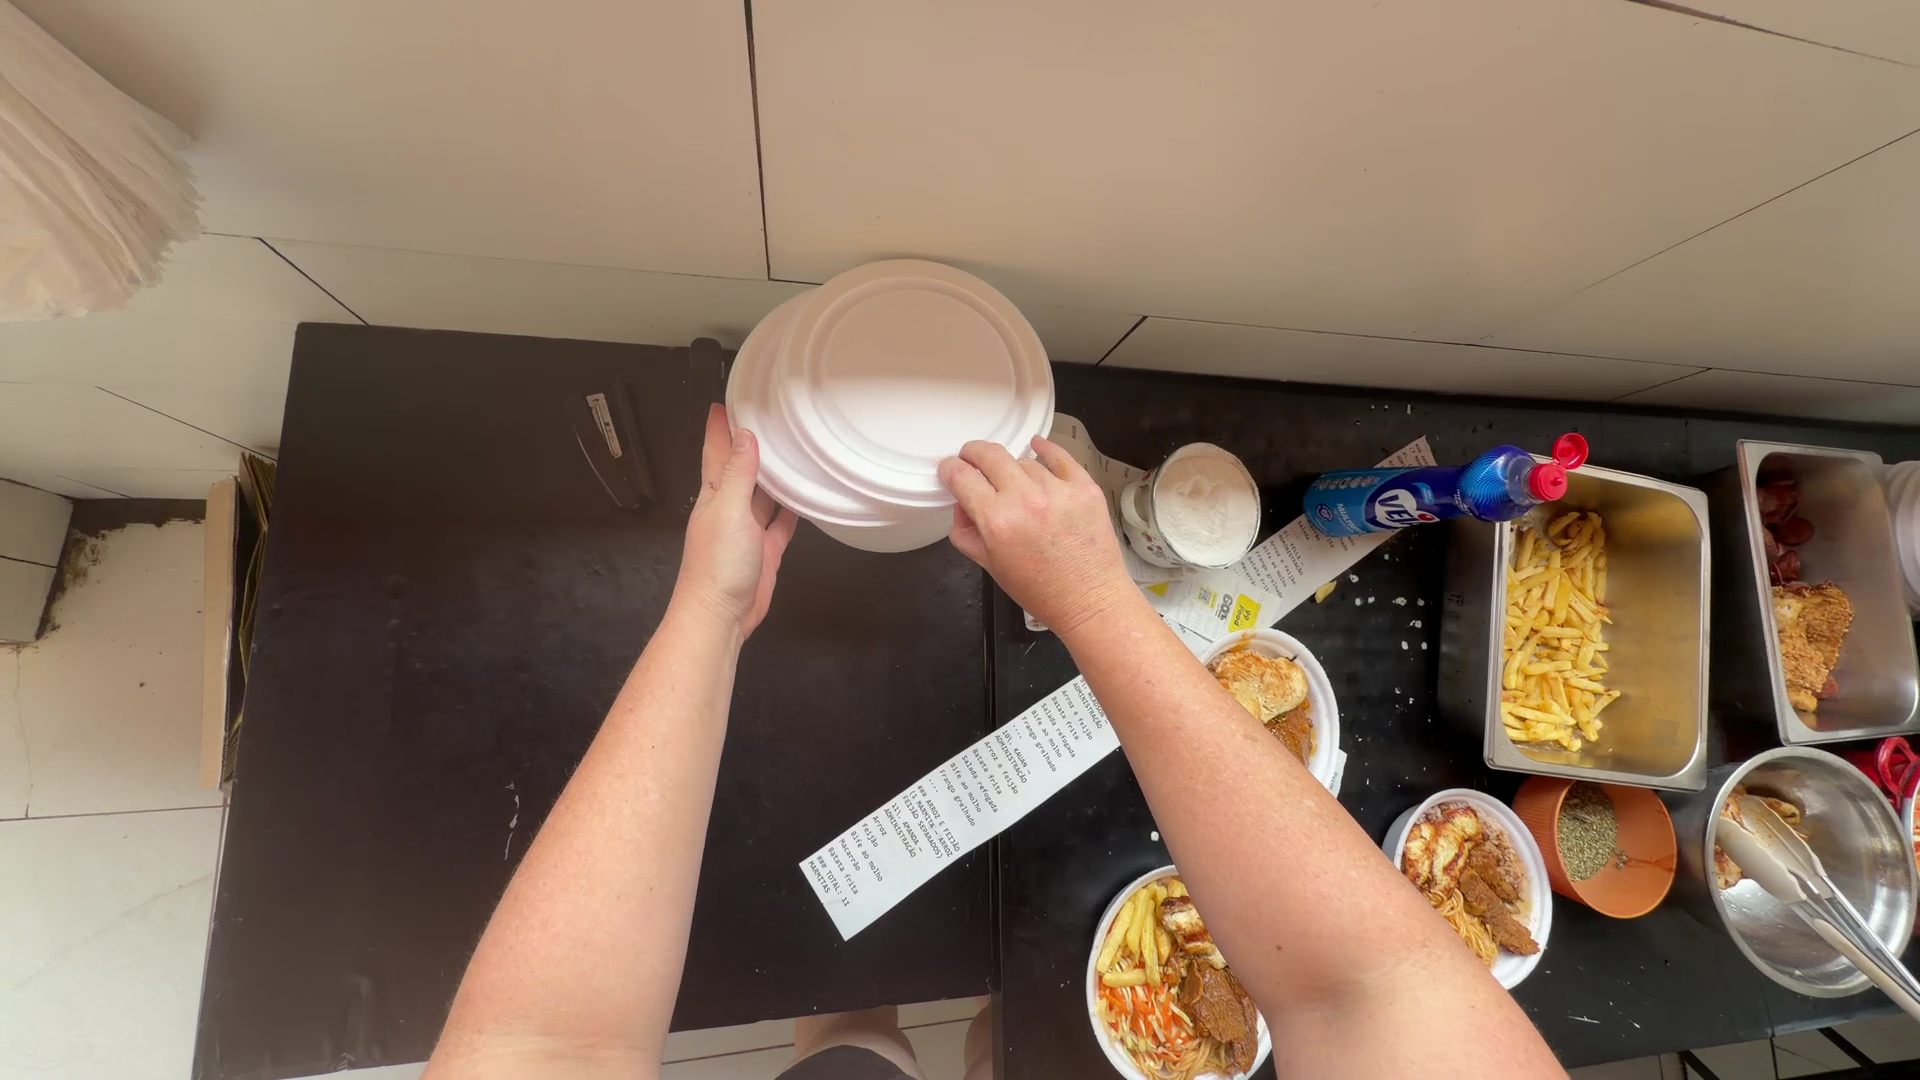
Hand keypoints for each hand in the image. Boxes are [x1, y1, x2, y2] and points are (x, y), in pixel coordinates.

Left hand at [674, 405, 799, 638]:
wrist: (720, 615)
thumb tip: (745, 435)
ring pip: (764, 496)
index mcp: (714, 496)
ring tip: (793, 452)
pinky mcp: (766, 551)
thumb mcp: (729, 511)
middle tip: (768, 419)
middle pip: (742, 470)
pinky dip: (791, 511)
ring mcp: (748, 531)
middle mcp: (730, 509)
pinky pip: (781, 525)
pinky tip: (804, 499)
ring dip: (775, 476)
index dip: (720, 428)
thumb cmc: (718, 563)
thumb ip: (739, 474)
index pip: (717, 453)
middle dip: (751, 445)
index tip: (726, 402)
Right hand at [938, 437, 1138, 636]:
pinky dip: (1045, 450)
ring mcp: (1058, 490)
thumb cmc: (1040, 589)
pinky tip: (1037, 448)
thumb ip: (965, 532)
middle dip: (973, 453)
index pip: (961, 476)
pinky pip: (1059, 456)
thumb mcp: (989, 565)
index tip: (950, 469)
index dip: (949, 469)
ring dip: (1014, 470)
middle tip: (971, 459)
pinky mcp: (1084, 488)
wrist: (1088, 600)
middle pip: (989, 454)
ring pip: (1022, 461)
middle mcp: (1025, 499)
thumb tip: (962, 504)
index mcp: (997, 521)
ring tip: (1019, 491)